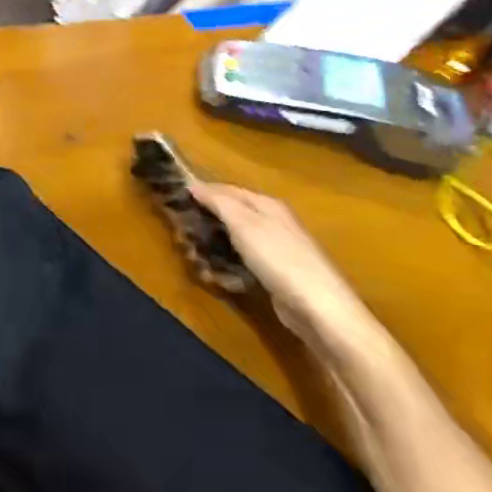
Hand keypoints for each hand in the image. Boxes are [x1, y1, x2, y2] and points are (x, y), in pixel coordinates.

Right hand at [189, 183, 377, 352]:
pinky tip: (217, 278)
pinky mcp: (271, 273)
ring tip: (196, 260)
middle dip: (203, 224)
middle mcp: (270, 222)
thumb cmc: (278, 258)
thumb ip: (218, 202)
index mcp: (265, 204)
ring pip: (230, 241)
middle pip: (227, 215)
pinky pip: (239, 263)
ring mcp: (272, 249)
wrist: (319, 308)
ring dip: (210, 250)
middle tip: (182, 236)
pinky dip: (225, 268)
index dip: (200, 192)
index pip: (225, 189)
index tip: (173, 199)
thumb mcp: (244, 224)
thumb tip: (192, 184)